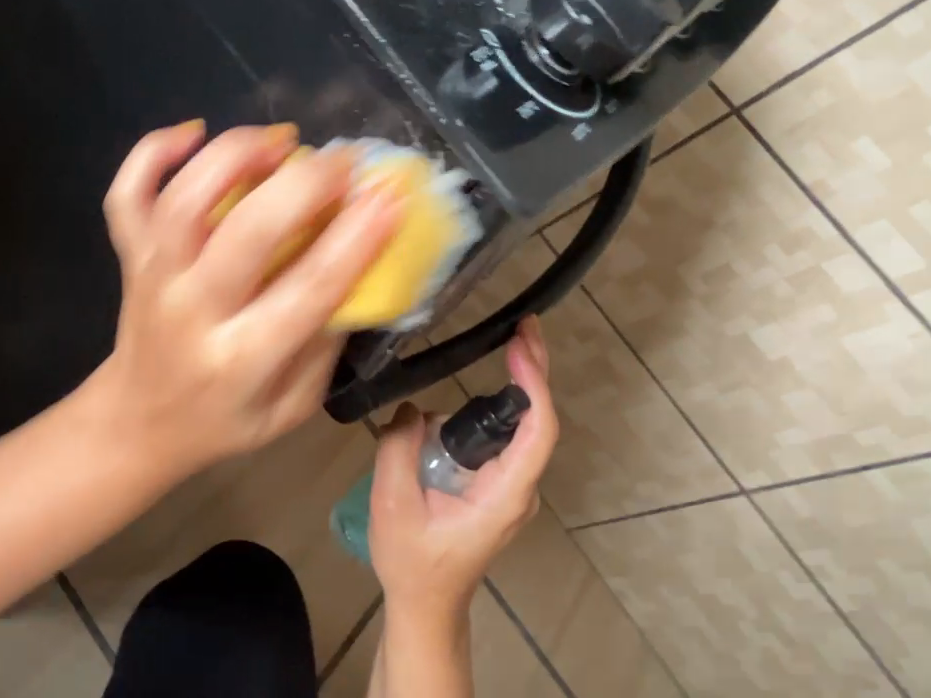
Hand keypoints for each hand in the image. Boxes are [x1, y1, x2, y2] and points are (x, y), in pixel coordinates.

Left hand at [85, 121, 403, 475]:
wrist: (139, 421)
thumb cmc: (226, 418)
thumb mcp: (292, 406)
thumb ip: (325, 341)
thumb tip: (362, 262)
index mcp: (240, 360)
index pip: (307, 291)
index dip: (355, 239)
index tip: (389, 196)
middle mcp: (191, 311)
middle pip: (244, 234)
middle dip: (302, 186)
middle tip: (342, 160)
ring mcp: (152, 277)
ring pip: (182, 202)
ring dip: (233, 158)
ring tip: (280, 137)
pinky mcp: (130, 255)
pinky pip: (127, 195)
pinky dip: (152, 153)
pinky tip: (193, 132)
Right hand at [368, 317, 556, 620]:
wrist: (424, 604)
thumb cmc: (412, 562)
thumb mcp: (393, 504)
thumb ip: (399, 449)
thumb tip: (412, 408)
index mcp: (503, 494)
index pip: (537, 433)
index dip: (535, 385)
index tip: (522, 345)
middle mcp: (517, 487)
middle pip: (537, 422)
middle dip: (534, 370)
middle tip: (524, 326)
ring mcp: (509, 487)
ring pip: (520, 428)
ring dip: (515, 385)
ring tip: (506, 343)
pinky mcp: (495, 485)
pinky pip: (501, 439)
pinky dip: (495, 407)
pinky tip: (479, 387)